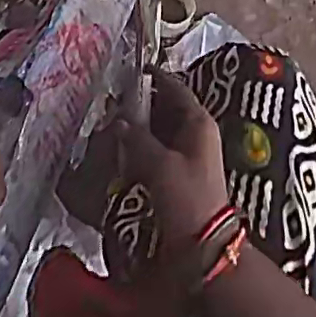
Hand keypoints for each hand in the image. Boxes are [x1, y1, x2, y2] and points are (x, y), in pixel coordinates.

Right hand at [110, 70, 229, 244]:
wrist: (205, 248)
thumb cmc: (188, 198)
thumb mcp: (161, 165)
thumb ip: (137, 139)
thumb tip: (118, 120)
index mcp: (199, 122)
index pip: (175, 87)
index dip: (154, 76)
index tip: (131, 68)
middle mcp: (195, 132)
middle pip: (166, 107)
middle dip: (141, 102)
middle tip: (113, 97)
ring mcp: (188, 153)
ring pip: (160, 128)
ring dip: (138, 124)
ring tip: (110, 119)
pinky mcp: (178, 172)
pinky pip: (157, 148)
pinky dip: (140, 144)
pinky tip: (119, 147)